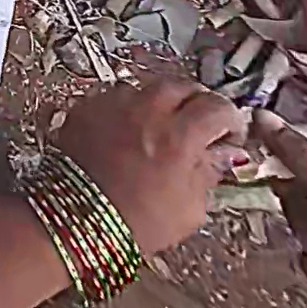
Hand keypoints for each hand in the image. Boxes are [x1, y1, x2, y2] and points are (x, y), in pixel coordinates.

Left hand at [55, 80, 250, 254]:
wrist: (77, 217)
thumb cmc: (138, 222)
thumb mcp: (188, 209)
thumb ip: (207, 172)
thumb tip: (222, 152)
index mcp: (179, 137)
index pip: (216, 107)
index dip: (229, 118)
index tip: (229, 131)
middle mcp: (147, 111)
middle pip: (181, 85)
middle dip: (195, 99)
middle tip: (198, 119)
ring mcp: (114, 103)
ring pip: (147, 87)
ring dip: (161, 101)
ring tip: (162, 123)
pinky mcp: (89, 104)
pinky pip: (116, 95)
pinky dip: (130, 106)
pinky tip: (130, 127)